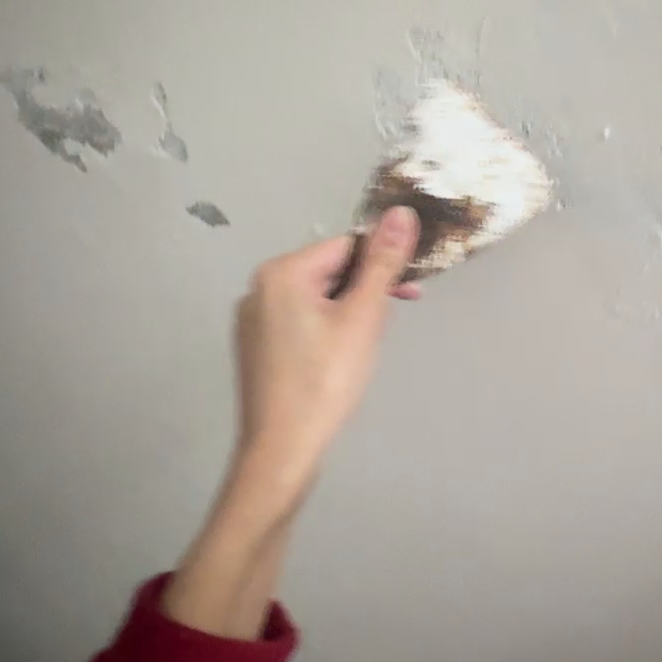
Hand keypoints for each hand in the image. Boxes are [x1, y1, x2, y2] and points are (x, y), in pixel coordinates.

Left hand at [233, 207, 420, 478]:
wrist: (282, 450)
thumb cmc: (326, 381)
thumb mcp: (363, 317)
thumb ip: (383, 263)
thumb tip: (402, 211)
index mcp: (281, 272)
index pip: (346, 246)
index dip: (381, 266)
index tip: (409, 293)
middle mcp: (258, 288)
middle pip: (329, 271)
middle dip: (365, 292)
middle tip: (387, 326)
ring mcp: (252, 320)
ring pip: (317, 299)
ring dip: (348, 312)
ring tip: (362, 349)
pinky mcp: (255, 347)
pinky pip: (299, 322)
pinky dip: (326, 331)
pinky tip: (337, 361)